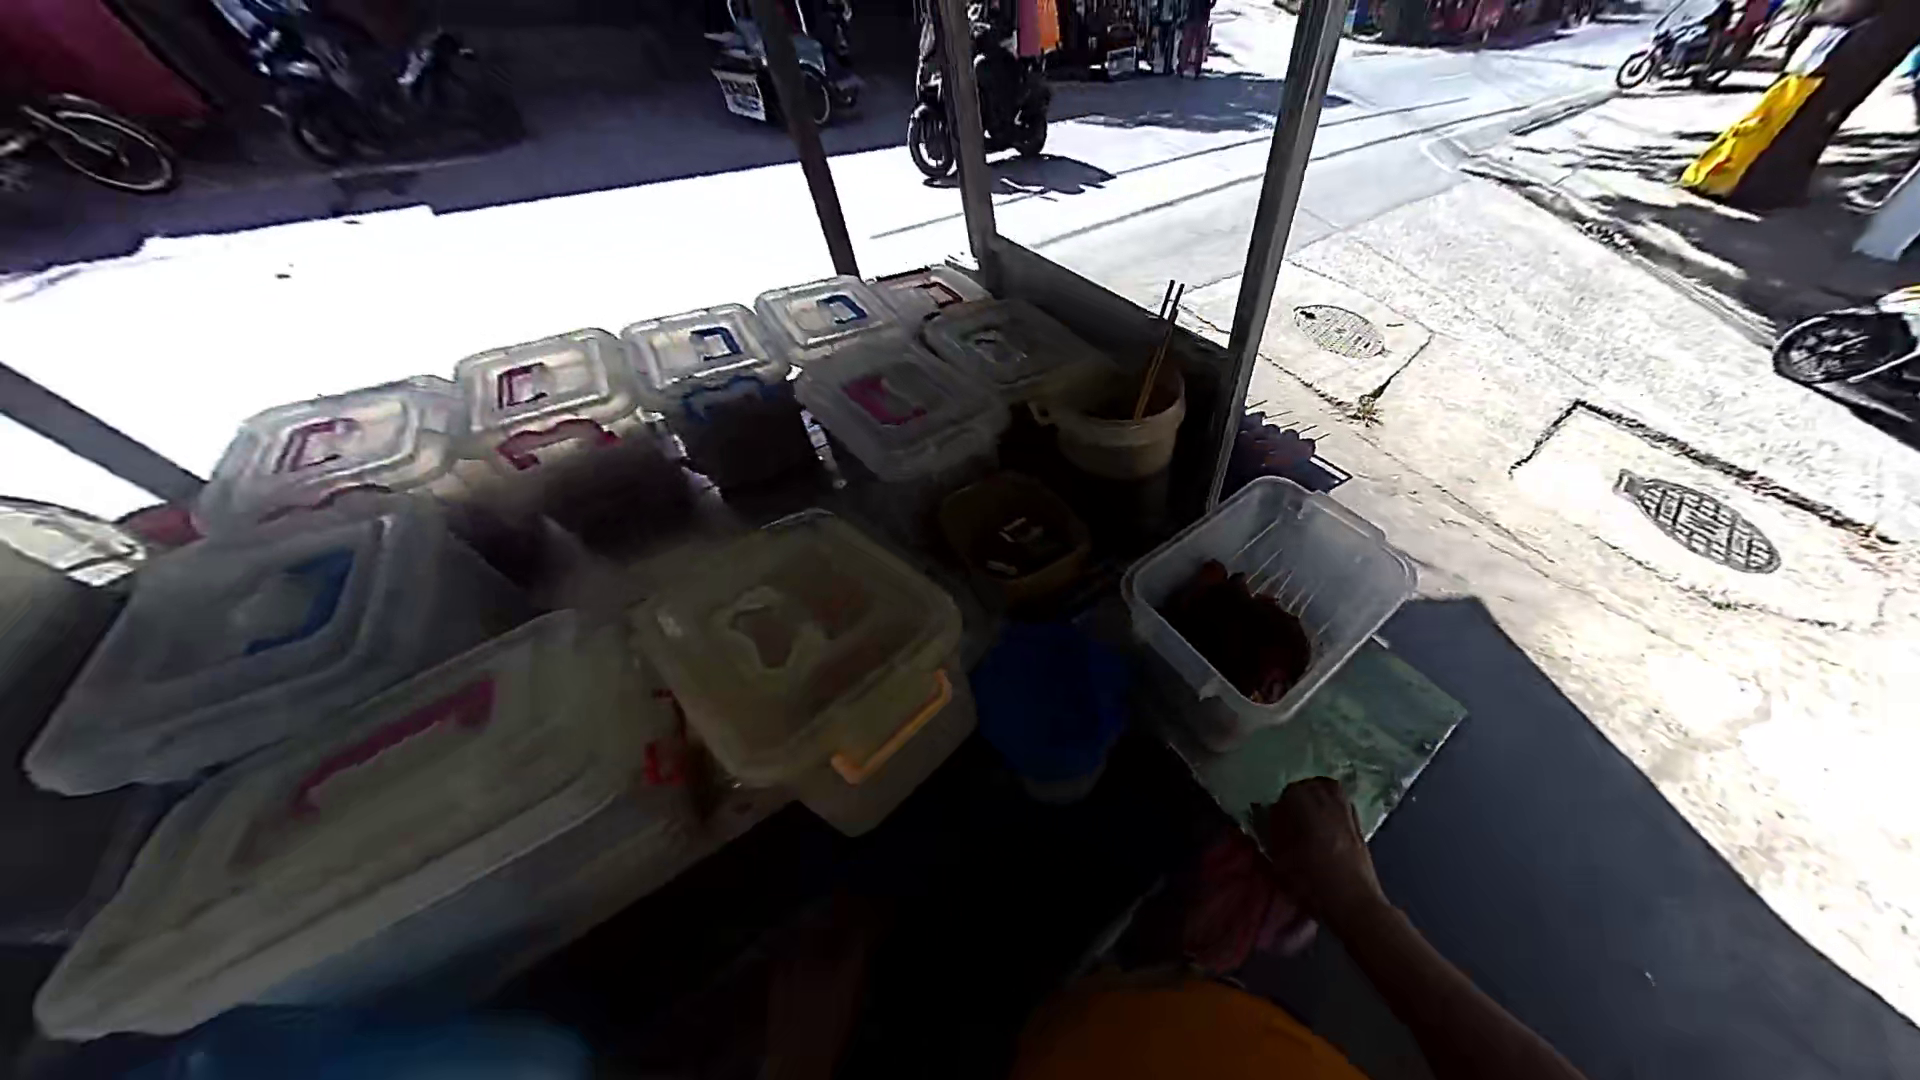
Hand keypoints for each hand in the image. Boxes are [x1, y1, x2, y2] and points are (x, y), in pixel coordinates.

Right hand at [1262, 777, 1386, 925]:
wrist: (1356, 909)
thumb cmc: (1314, 886)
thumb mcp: (1282, 864)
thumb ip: (1272, 837)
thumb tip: (1266, 820)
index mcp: (1310, 814)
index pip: (1292, 790)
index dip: (1280, 798)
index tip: (1273, 810)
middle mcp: (1331, 810)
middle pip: (1315, 784)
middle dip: (1299, 789)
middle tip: (1288, 804)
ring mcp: (1348, 819)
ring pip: (1334, 790)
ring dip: (1318, 791)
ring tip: (1308, 804)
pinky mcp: (1360, 831)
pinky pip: (1346, 804)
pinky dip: (1334, 803)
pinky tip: (1327, 817)